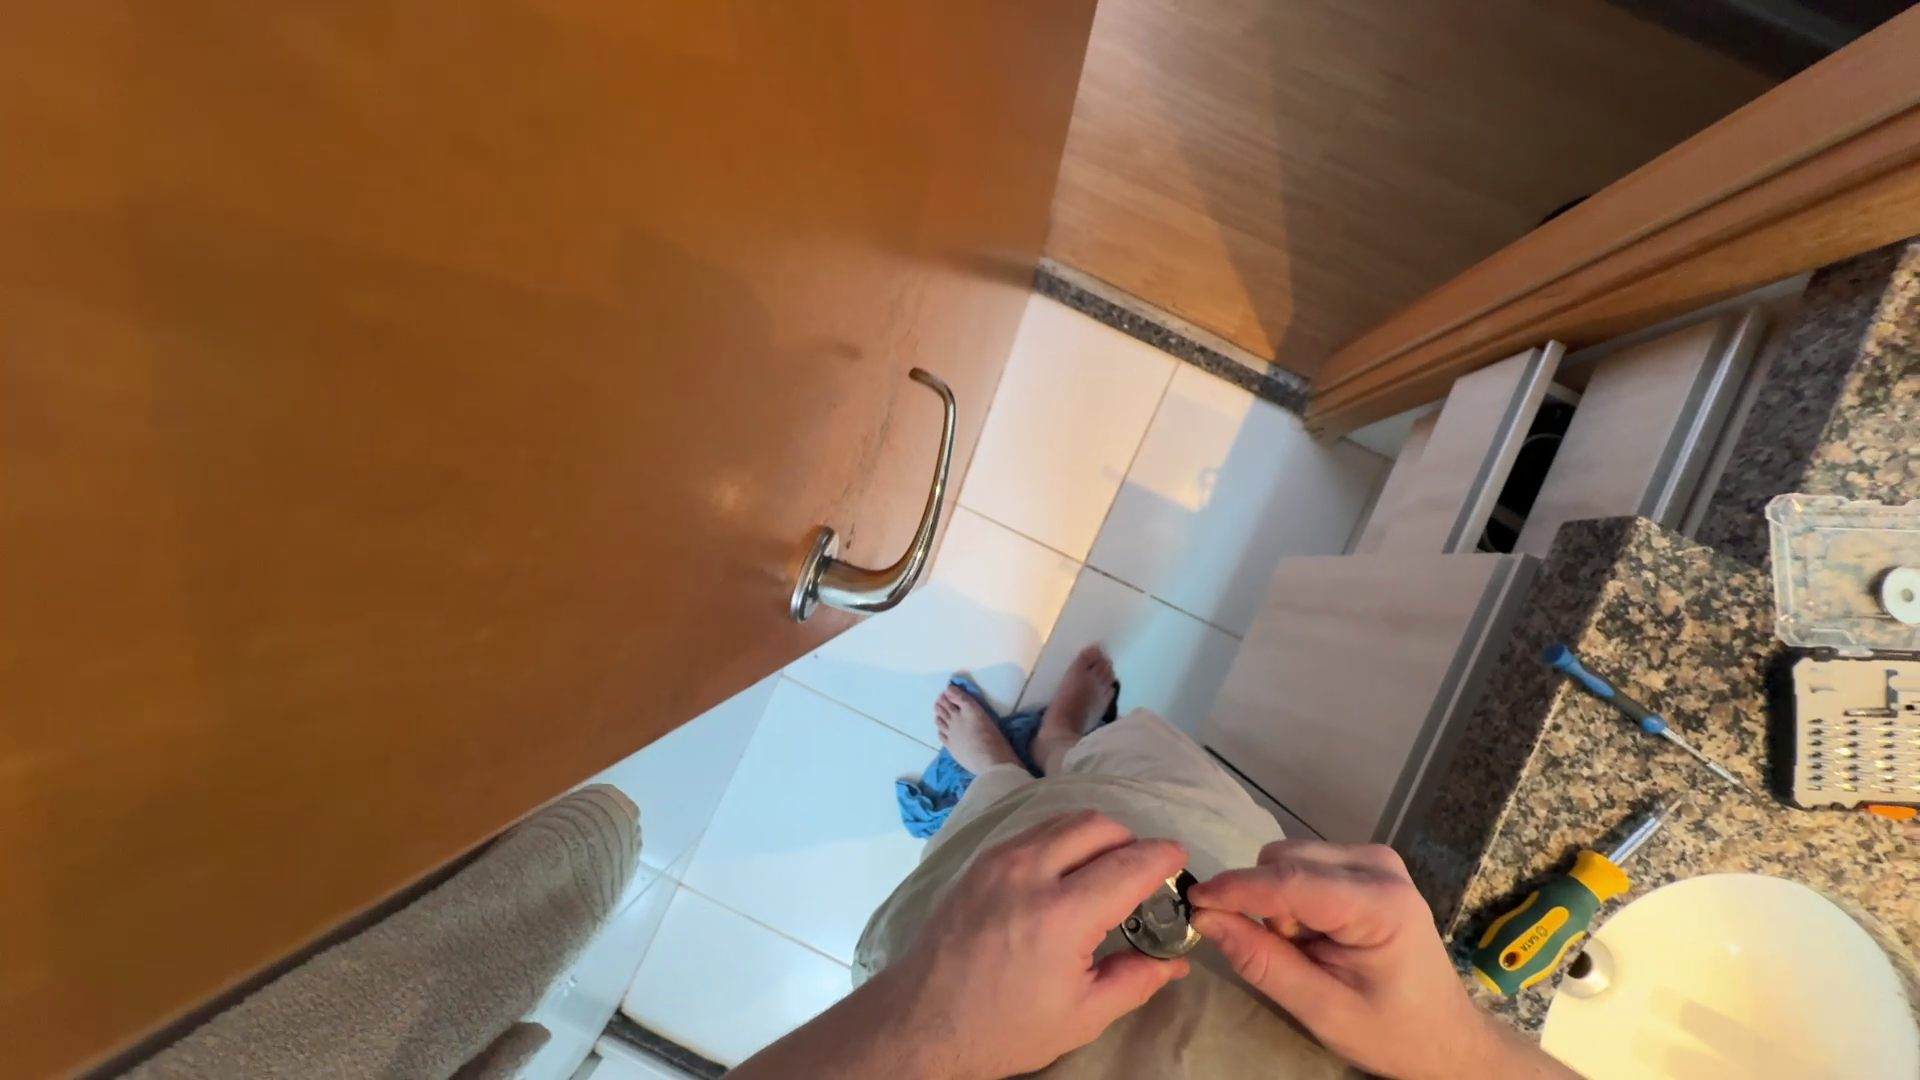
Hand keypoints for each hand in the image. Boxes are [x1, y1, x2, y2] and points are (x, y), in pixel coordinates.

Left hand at [880, 810, 1191, 1078]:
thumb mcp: (1081, 1016)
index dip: (1162, 857)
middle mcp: (1030, 870)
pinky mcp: (983, 857)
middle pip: (1098, 825)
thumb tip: (1177, 959)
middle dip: (1130, 841)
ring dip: (1096, 835)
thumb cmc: (1005, 1026)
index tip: (1180, 859)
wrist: (925, 1018)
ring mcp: (1001, 857)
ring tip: (1105, 872)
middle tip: (1141, 875)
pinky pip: (1037, 829)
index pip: (1128, 864)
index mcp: (1060, 915)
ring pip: (1065, 819)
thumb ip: (1135, 979)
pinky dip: (1063, 838)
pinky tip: (1066, 872)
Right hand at [1188, 841, 1575, 1079]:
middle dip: (1266, 905)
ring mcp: (1374, 856)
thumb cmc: (1393, 1034)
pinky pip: (1300, 861)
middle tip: (1290, 954)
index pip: (1289, 881)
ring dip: (1278, 900)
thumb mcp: (1322, 1011)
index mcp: (1380, 904)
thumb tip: (1204, 917)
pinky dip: (1293, 894)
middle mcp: (1377, 864)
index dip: (1235, 888)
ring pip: (1286, 858)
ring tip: (1309, 946)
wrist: (1452, 1040)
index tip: (1192, 900)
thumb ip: (1261, 960)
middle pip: (1282, 861)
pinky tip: (1319, 929)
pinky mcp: (1365, 859)